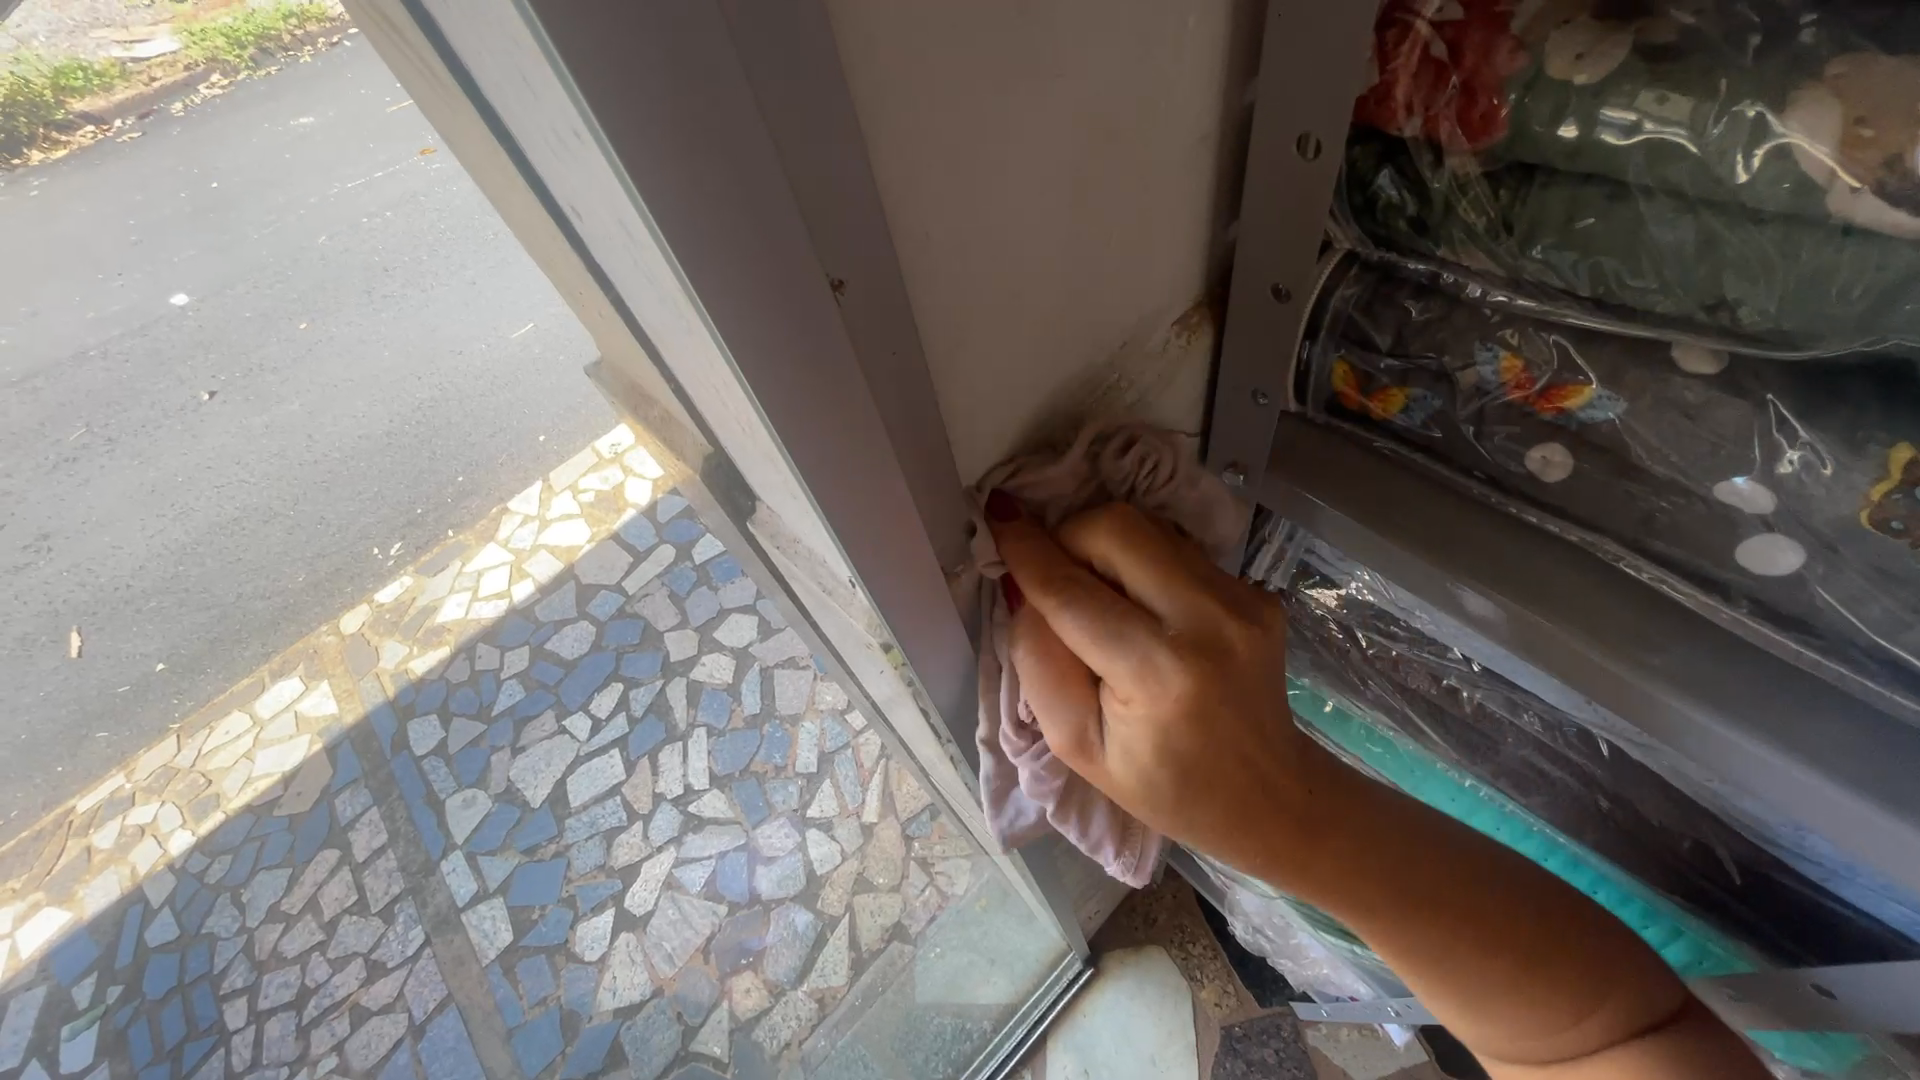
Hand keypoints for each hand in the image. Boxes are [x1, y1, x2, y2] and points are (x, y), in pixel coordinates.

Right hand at [986, 492, 1336, 878]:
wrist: (1269, 796)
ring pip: (1148, 527)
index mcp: (1158, 674)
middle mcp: (1208, 621)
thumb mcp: (1076, 745)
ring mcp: (1243, 600)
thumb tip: (1024, 588)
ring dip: (1106, 548)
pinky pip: (1178, 549)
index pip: (1072, 592)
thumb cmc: (1162, 784)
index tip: (998, 515)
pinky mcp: (1258, 591)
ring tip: (1102, 599)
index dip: (1027, 550)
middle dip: (1070, 537)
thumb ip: (1038, 662)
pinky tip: (1147, 612)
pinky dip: (1143, 565)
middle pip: (1116, 528)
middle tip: (1057, 578)